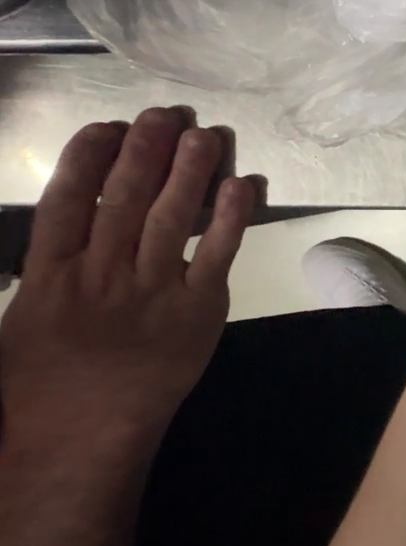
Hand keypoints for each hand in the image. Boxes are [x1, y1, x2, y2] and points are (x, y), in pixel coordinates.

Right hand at [0, 108, 257, 455]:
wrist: (79, 431)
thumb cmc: (37, 383)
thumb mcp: (20, 321)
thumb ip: (49, 273)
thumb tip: (68, 232)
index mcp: (46, 277)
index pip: (67, 205)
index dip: (89, 162)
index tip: (107, 128)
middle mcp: (101, 274)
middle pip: (126, 200)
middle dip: (147, 153)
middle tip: (165, 113)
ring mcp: (155, 288)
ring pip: (174, 218)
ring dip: (190, 172)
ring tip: (204, 133)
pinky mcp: (201, 305)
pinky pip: (220, 252)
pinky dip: (232, 216)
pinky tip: (243, 184)